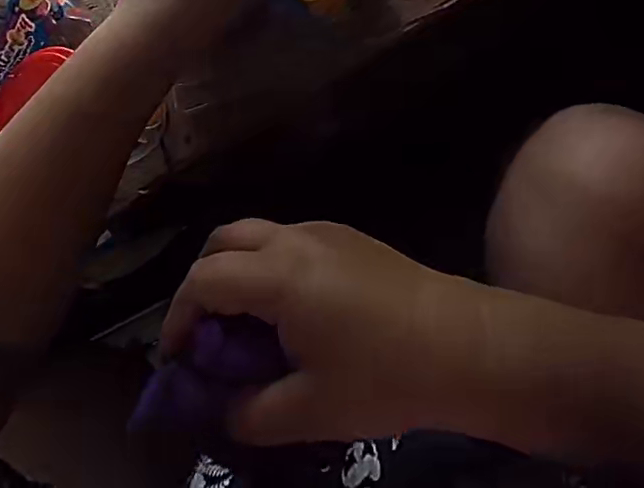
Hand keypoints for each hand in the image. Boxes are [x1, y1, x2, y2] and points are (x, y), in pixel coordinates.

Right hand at [159, 220, 502, 445]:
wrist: (464, 342)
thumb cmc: (386, 377)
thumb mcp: (312, 411)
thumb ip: (252, 413)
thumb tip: (222, 409)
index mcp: (279, 275)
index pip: (204, 279)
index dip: (179, 316)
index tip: (179, 356)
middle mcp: (292, 239)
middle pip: (222, 240)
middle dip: (201, 282)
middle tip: (206, 332)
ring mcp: (320, 231)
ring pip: (254, 232)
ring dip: (234, 268)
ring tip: (244, 321)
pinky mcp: (343, 234)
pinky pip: (285, 238)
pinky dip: (265, 263)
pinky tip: (289, 309)